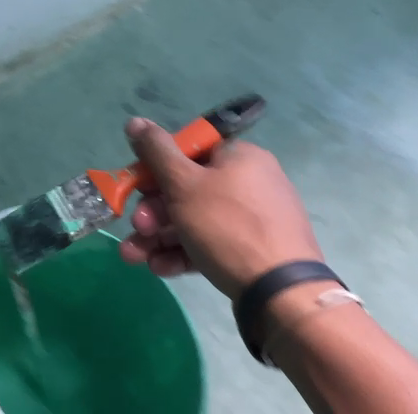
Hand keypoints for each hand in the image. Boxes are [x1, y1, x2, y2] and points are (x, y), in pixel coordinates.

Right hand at [115, 116, 323, 297]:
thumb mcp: (182, 183)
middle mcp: (250, 183)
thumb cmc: (227, 226)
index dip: (156, 167)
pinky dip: (184, 252)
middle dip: (153, 212)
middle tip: (136, 227)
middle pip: (187, 189)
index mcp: (239, 157)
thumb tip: (135, 122)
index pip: (188, 151)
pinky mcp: (254, 253)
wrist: (283, 295)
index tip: (136, 187)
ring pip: (194, 220)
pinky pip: (211, 243)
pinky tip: (160, 268)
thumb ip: (155, 150)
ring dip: (159, 236)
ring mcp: (255, 221)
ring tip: (134, 257)